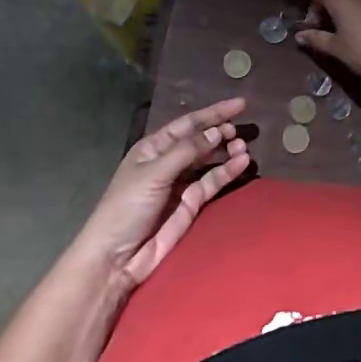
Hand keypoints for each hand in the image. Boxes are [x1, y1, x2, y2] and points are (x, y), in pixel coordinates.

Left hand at [76, 99, 250, 290]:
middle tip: (240, 131)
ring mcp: (180, 183)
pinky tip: (242, 162)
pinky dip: (227, 172)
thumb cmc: (127, 206)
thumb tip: (216, 131)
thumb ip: (187, 151)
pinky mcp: (190, 204)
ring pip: (209, 161)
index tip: (240, 105)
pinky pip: (212, 182)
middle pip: (200, 141)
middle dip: (220, 133)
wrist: (117, 257)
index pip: (187, 124)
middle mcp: (168, 161)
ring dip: (226, 152)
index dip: (213, 113)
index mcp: (153, 148)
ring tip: (243, 146)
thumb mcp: (154, 173)